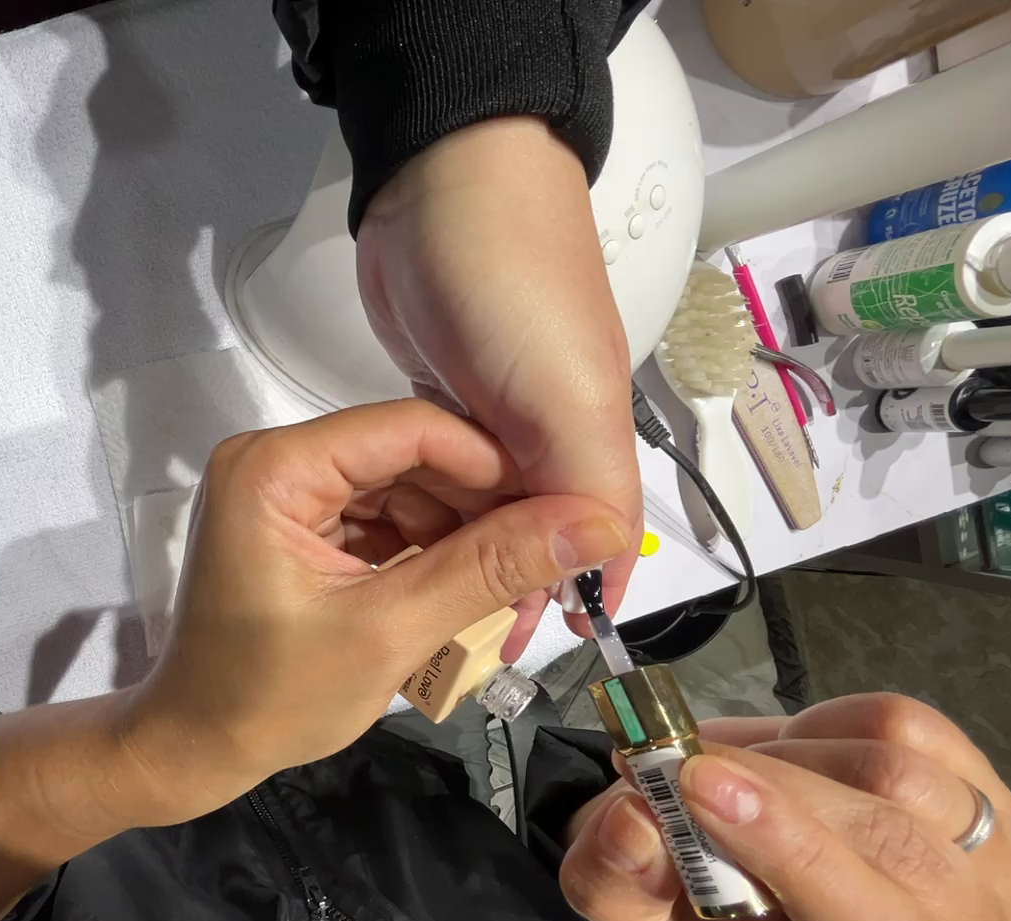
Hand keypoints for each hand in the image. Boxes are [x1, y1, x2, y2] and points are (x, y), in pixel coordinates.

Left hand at [122, 399, 629, 821]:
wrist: (197, 743)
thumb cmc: (274, 697)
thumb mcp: (389, 631)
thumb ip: (490, 569)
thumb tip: (600, 521)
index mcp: (274, 466)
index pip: (409, 429)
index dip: (497, 466)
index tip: (566, 514)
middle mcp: (272, 459)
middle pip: (405, 456)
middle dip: (479, 507)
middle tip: (551, 556)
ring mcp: (279, 491)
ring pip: (397, 487)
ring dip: (456, 533)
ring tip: (510, 582)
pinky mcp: (290, 523)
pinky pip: (374, 516)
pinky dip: (420, 548)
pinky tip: (459, 585)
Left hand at [355, 117, 640, 660]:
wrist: (442, 186)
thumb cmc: (505, 293)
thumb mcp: (560, 399)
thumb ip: (583, 485)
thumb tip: (606, 565)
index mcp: (567, 442)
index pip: (566, 530)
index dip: (546, 584)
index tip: (518, 644)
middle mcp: (518, 433)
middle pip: (506, 526)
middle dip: (487, 579)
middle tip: (455, 637)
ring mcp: (465, 415)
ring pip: (459, 508)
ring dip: (449, 554)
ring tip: (420, 606)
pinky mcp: (423, 403)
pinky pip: (423, 480)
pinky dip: (419, 515)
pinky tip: (403, 550)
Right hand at [558, 694, 1010, 920]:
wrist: (727, 866)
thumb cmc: (692, 906)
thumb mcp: (625, 904)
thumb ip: (616, 877)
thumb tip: (634, 820)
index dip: (796, 855)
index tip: (699, 784)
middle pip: (897, 846)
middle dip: (770, 786)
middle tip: (671, 757)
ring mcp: (1001, 865)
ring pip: (900, 776)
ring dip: (784, 755)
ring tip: (724, 767)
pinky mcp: (981, 787)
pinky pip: (907, 726)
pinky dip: (822, 721)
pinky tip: (785, 751)